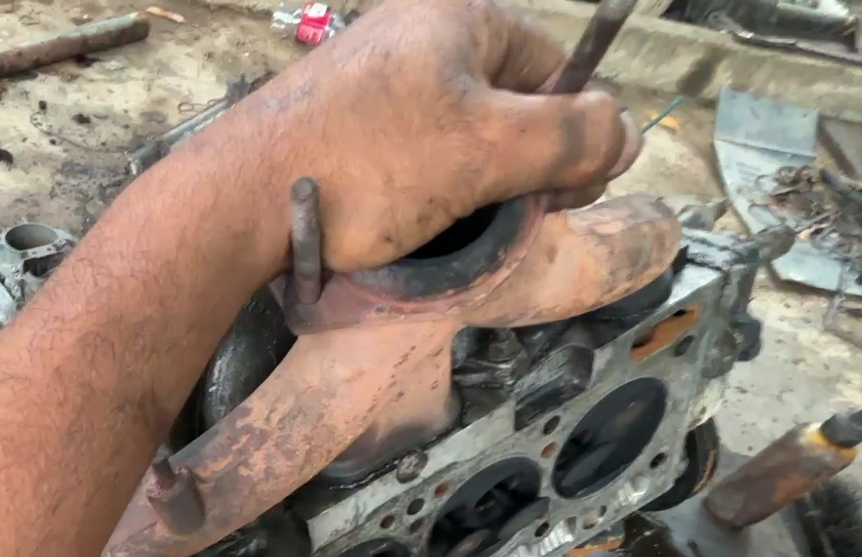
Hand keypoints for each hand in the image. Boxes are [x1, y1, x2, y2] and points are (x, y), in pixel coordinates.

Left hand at [208, 0, 641, 271]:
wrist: (235, 204)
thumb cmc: (369, 169)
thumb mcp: (488, 151)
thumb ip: (571, 138)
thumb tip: (626, 135)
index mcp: (454, 15)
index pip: (549, 65)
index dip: (568, 133)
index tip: (558, 198)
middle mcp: (402, 35)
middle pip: (492, 102)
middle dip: (506, 165)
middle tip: (498, 222)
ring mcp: (354, 82)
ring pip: (437, 136)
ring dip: (455, 185)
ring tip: (442, 231)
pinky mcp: (319, 127)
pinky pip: (387, 156)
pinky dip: (403, 189)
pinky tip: (394, 224)